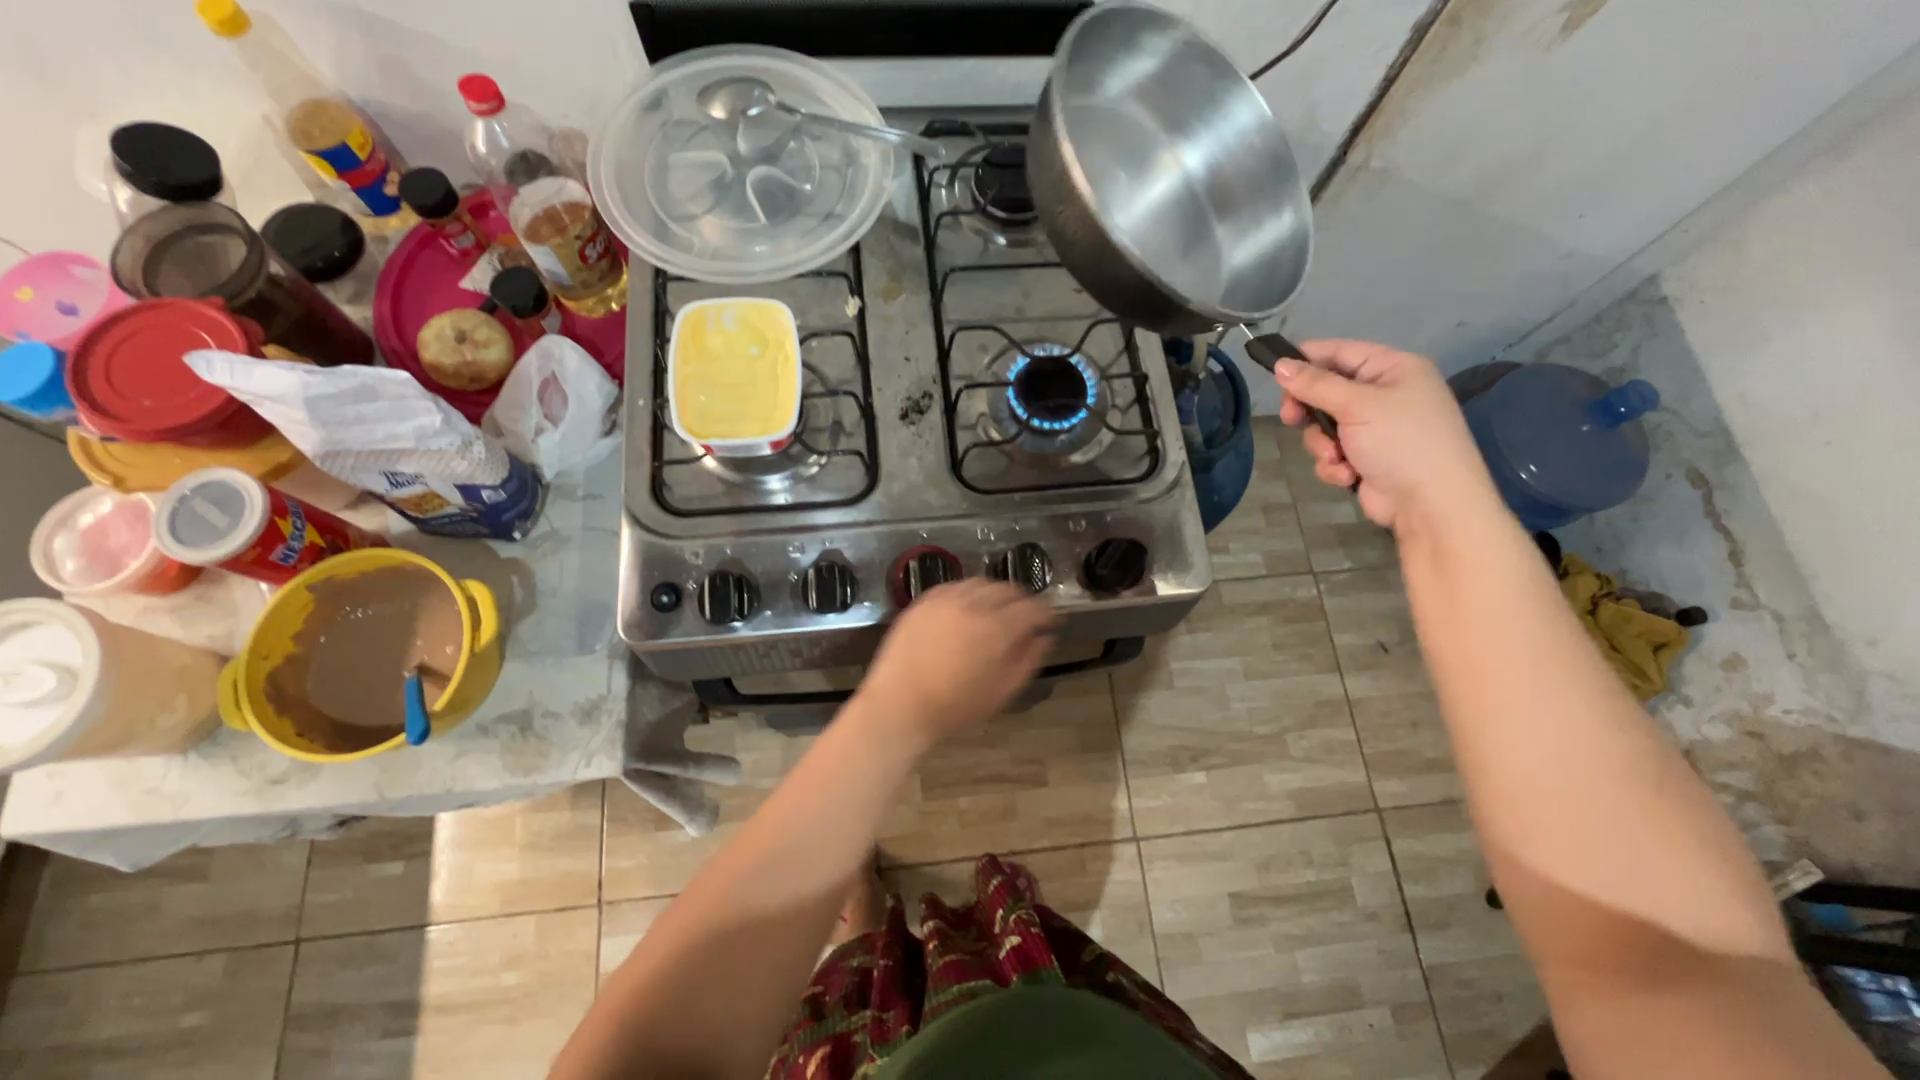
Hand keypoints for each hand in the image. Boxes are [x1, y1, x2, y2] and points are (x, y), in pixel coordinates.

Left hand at [853, 580, 1056, 747]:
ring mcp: (944, 600)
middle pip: (1007, 589)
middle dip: (1022, 600)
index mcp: (996, 629)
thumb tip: (1043, 636)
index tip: (1050, 620)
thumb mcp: (1002, 691)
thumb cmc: (954, 708)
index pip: (1032, 607)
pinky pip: (953, 587)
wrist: (899, 706)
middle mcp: (972, 605)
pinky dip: (967, 593)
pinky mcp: (922, 602)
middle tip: (1025, 616)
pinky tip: (967, 608)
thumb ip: (1028, 659)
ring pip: (980, 583)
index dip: (1046, 612)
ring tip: (996, 610)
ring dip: (995, 594)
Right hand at [1274, 339, 1499, 533]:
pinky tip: (1348, 475)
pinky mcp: (1366, 458)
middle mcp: (1385, 394)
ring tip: (1336, 457)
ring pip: (1324, 426)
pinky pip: (1333, 452)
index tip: (1276, 375)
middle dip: (1310, 410)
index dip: (1306, 360)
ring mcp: (1375, 428)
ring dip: (1323, 444)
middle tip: (1292, 419)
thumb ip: (1315, 384)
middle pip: (1326, 390)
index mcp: (1393, 368)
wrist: (1431, 503)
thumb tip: (1279, 365)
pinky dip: (1335, 464)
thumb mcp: (1357, 405)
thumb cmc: (1401, 441)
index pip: (1339, 352)